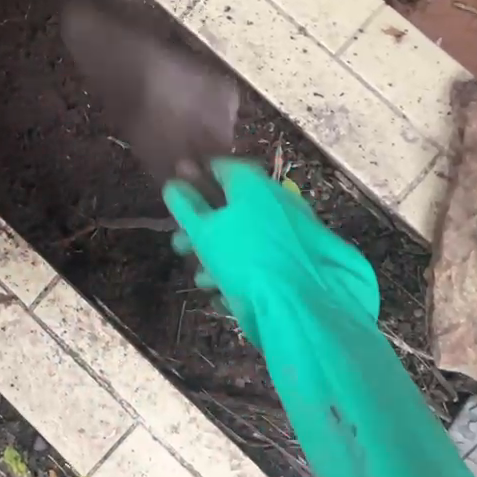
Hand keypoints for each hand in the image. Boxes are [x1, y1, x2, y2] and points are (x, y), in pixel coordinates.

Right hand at [162, 158, 379, 348]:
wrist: (303, 309)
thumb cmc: (243, 258)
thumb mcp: (202, 230)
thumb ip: (183, 205)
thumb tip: (173, 184)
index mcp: (254, 185)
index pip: (219, 167)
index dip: (193, 177)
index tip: (175, 192)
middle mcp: (276, 202)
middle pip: (230, 206)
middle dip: (200, 226)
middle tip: (180, 243)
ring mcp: (292, 235)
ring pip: (244, 238)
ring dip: (216, 254)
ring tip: (201, 278)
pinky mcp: (301, 265)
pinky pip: (262, 261)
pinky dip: (242, 273)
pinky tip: (225, 295)